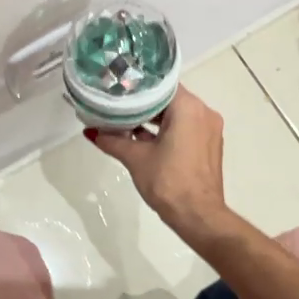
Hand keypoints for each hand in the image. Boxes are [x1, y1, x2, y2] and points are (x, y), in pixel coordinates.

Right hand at [86, 86, 234, 245]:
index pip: (160, 84)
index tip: (116, 88)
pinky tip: (140, 137)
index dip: (136, 85)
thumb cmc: (168, 181)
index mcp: (188, 108)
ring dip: (152, 118)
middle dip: (142, 102)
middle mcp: (203, 112)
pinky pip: (184, 128)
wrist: (198, 215)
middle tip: (115, 102)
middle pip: (168, 98)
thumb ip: (112, 140)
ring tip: (123, 120)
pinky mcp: (207, 145)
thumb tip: (90, 132)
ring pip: (176, 114)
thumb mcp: (135, 158)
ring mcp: (208, 129)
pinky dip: (165, 130)